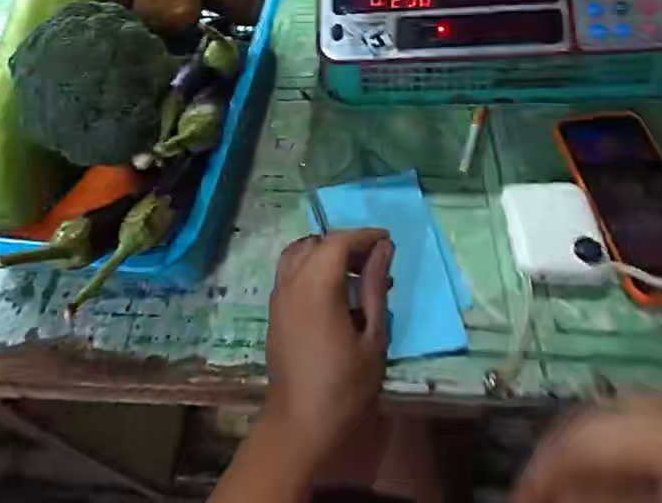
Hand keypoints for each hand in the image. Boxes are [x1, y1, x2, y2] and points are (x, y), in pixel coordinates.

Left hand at [263, 228, 393, 466]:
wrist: (300, 425)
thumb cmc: (344, 386)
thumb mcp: (373, 337)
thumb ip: (375, 287)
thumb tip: (384, 249)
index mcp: (316, 284)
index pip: (338, 241)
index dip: (363, 235)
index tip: (387, 239)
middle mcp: (292, 280)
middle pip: (318, 243)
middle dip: (347, 244)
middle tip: (375, 261)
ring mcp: (278, 294)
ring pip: (300, 252)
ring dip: (325, 252)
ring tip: (353, 273)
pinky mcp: (274, 308)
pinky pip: (290, 270)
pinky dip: (311, 265)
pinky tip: (332, 290)